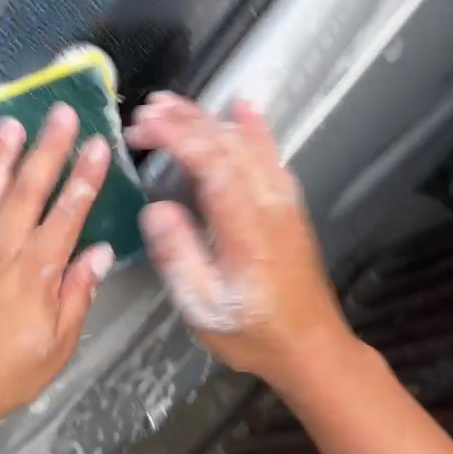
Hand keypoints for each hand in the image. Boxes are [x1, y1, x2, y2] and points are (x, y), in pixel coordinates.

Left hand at [0, 104, 115, 424]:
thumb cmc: (12, 372)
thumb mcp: (59, 343)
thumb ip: (77, 294)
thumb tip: (100, 252)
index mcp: (36, 273)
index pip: (67, 215)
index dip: (84, 178)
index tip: (97, 143)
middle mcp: (0, 254)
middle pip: (27, 194)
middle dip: (47, 150)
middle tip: (59, 112)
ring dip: (0, 160)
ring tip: (10, 124)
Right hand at [126, 93, 357, 390]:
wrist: (311, 348)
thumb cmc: (252, 332)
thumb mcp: (202, 306)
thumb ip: (178, 255)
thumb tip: (156, 209)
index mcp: (244, 227)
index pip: (210, 162)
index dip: (175, 136)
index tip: (141, 127)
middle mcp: (267, 204)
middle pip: (228, 144)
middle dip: (185, 120)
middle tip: (145, 112)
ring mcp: (282, 203)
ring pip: (248, 144)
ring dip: (209, 118)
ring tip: (173, 104)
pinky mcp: (287, 207)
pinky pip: (271, 156)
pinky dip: (254, 127)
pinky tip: (243, 108)